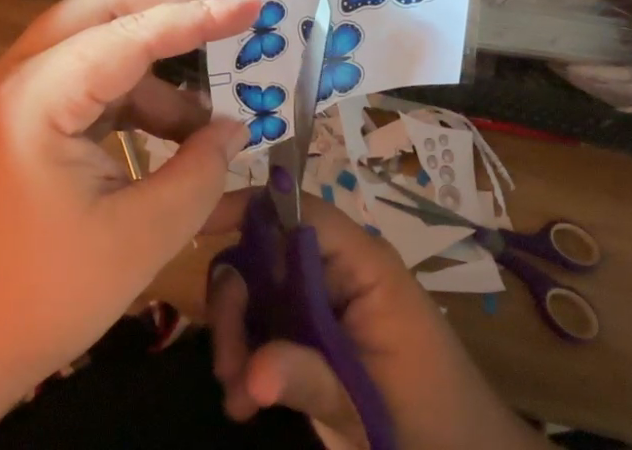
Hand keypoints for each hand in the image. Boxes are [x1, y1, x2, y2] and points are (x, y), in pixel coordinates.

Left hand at [0, 0, 261, 384]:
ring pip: (91, 40)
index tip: (255, 4)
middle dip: (165, 12)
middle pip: (98, 11)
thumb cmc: (50, 293)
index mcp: (38, 97)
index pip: (129, 34)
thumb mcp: (143, 235)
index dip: (197, 18)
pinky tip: (171, 129)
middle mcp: (17, 76)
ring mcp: (13, 93)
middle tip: (227, 25)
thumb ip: (199, 170)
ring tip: (207, 114)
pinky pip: (82, 77)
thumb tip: (234, 128)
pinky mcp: (20, 116)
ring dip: (151, 64)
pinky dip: (129, 92)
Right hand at [208, 194, 546, 449]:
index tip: (194, 227)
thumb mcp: (369, 403)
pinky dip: (250, 356)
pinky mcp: (316, 331)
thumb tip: (248, 371)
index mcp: (364, 266)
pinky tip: (246, 400)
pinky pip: (269, 324)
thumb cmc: (437, 424)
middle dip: (235, 304)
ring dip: (238, 338)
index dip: (245, 207)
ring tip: (238, 397)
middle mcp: (339, 271)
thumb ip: (309, 378)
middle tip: (227, 366)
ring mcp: (325, 301)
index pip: (297, 211)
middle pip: (264, 254)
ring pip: (258, 291)